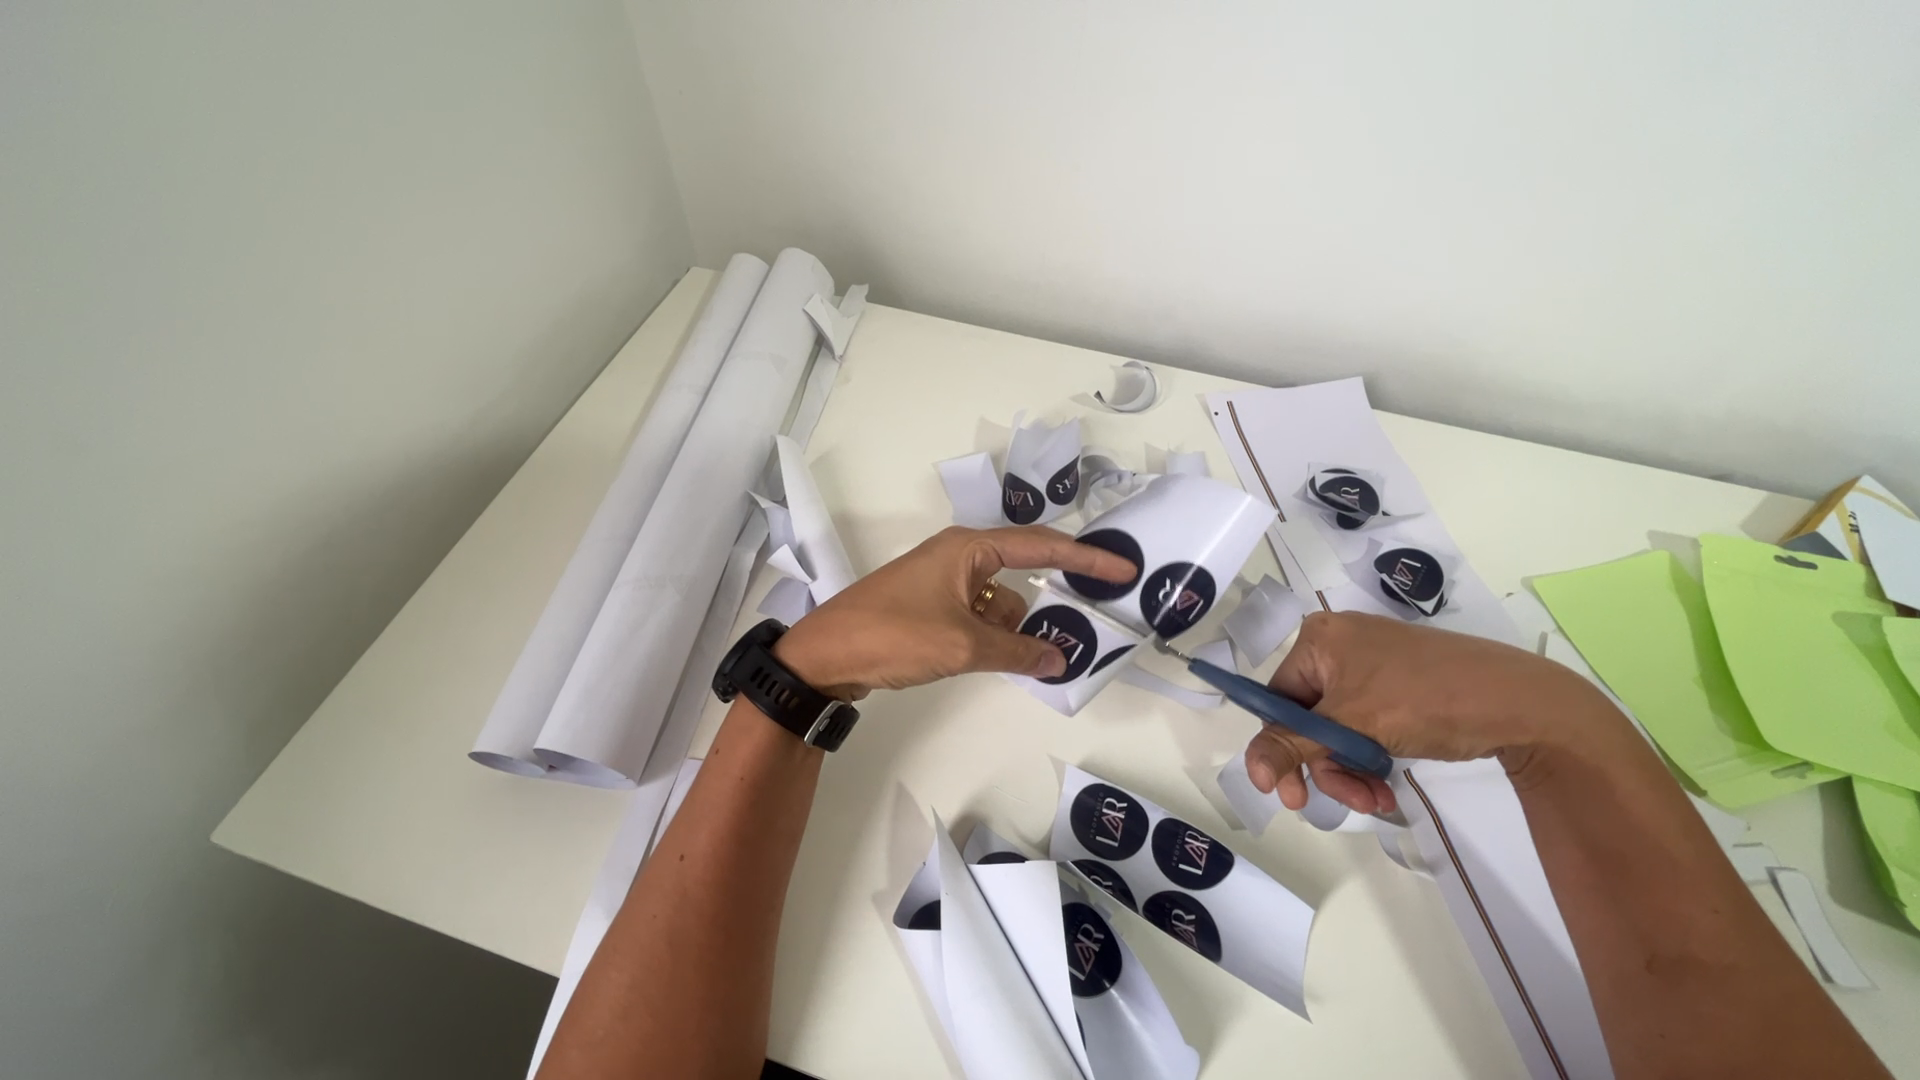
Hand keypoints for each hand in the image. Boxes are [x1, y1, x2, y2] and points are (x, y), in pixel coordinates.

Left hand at [772, 526, 1136, 698]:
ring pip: (999, 603)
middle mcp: (958, 557)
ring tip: (1029, 658)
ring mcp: (942, 583)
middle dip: (1046, 602)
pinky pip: (978, 617)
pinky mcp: (930, 608)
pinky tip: (1001, 660)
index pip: (1040, 547)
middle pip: (1020, 575)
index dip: (1084, 559)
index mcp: (968, 549)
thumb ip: (1016, 651)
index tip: (1121, 569)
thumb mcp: (962, 645)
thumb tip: (1059, 659)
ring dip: (1014, 629)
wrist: (824, 656)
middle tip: (1083, 622)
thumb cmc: (893, 635)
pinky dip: (992, 637)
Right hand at [1245, 611, 1627, 815]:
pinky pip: (1364, 725)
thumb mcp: (1351, 724)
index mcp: (1318, 639)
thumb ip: (1293, 745)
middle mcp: (1339, 646)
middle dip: (1321, 766)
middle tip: (1329, 803)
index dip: (1278, 747)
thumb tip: (1251, 770)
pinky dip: (1369, 757)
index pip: (1277, 699)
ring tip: (1374, 799)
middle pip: (1306, 718)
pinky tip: (1385, 785)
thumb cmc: (1426, 701)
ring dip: (1347, 770)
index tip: (1286, 794)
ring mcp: (1371, 666)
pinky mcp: (1398, 687)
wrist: (1524, 704)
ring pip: (1336, 730)